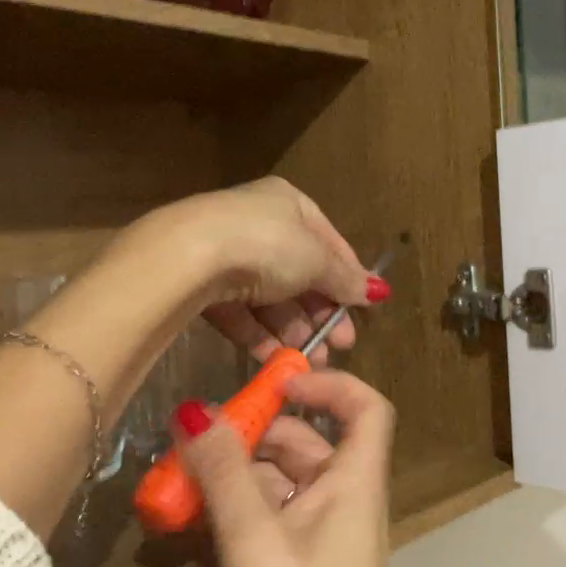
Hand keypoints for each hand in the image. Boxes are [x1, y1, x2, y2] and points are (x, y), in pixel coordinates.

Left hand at [151, 177, 386, 363]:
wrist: (188, 257)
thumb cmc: (267, 245)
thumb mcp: (318, 259)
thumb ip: (346, 278)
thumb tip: (377, 291)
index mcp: (289, 204)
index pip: (329, 242)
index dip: (349, 277)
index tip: (366, 310)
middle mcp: (258, 225)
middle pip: (300, 274)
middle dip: (322, 313)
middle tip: (342, 346)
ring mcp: (228, 256)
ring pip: (271, 299)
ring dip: (295, 331)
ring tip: (312, 362)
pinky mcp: (203, 287)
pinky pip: (241, 314)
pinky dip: (261, 337)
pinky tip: (279, 361)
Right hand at [180, 372, 433, 566]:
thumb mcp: (254, 539)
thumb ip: (223, 473)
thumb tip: (196, 409)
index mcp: (355, 483)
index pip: (365, 407)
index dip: (328, 384)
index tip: (273, 383)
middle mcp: (348, 503)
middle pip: (312, 444)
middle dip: (257, 435)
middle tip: (197, 440)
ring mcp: (328, 540)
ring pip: (287, 485)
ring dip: (240, 477)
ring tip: (182, 482)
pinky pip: (277, 522)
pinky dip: (242, 513)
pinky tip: (197, 524)